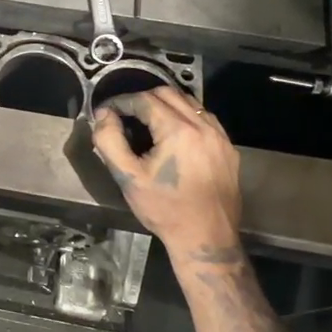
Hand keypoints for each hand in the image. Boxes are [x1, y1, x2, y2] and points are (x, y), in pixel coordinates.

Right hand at [92, 86, 242, 263]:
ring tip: (145, 120)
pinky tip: (172, 133)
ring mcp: (220, 137)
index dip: (121, 101)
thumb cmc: (164, 209)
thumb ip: (109, 141)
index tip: (106, 111)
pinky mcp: (228, 149)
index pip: (144, 100)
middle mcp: (203, 126)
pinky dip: (184, 116)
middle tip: (123, 113)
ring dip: (165, 104)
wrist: (206, 237)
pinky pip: (204, 118)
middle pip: (168, 93)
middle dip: (142, 98)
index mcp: (178, 131)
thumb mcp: (128, 177)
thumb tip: (103, 115)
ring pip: (189, 103)